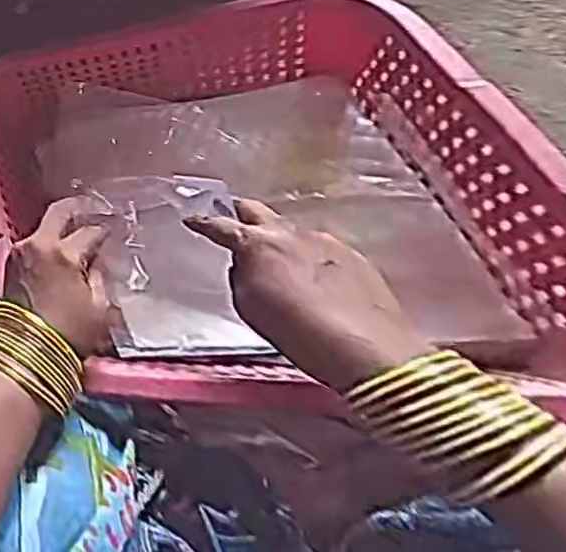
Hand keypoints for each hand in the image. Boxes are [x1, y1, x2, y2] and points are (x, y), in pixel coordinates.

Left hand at [2, 198, 113, 356]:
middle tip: (93, 207)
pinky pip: (35, 242)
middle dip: (78, 207)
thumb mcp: (99, 307)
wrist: (27, 348)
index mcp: (63, 254)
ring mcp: (21, 250)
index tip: (116, 227)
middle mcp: (38, 244)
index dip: (106, 229)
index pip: (90, 232)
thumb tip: (100, 258)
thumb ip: (101, 275)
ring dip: (61, 226)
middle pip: (59, 212)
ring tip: (79, 230)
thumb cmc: (69, 333)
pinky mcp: (12, 260)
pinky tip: (61, 249)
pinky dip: (49, 241)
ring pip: (44, 226)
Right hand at [184, 199, 431, 391]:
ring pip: (291, 231)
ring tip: (280, 260)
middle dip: (240, 214)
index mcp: (256, 243)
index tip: (192, 219)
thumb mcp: (248, 305)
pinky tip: (316, 279)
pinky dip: (311, 258)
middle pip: (256, 211)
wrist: (373, 354)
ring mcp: (326, 242)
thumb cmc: (299, 333)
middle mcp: (288, 234)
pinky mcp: (357, 258)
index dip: (202, 222)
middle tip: (232, 221)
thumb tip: (244, 264)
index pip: (219, 225)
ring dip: (280, 240)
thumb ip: (239, 275)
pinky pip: (321, 250)